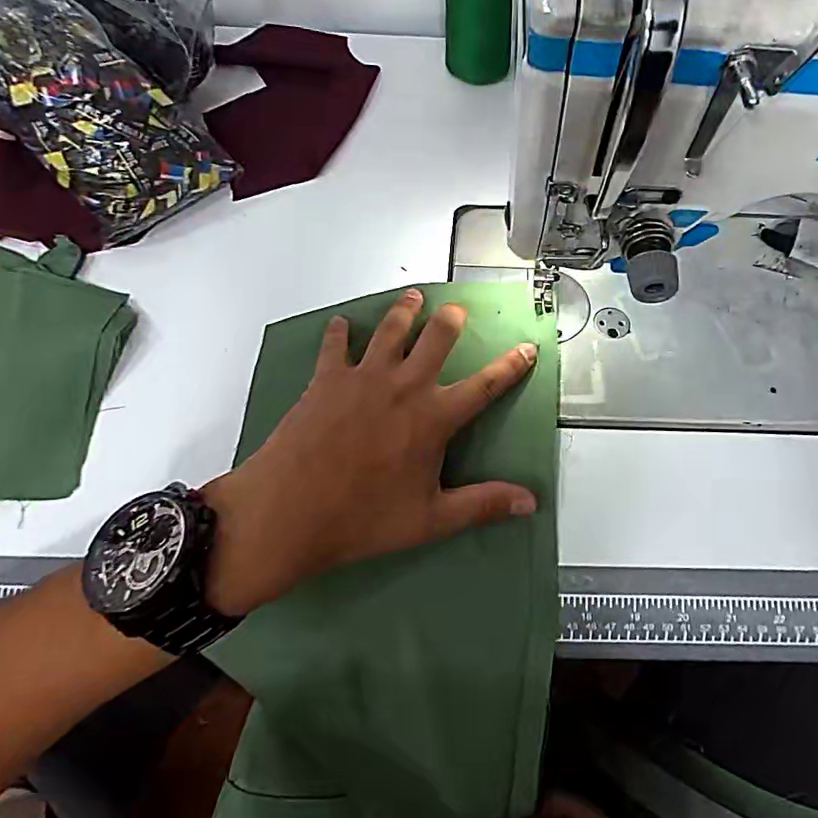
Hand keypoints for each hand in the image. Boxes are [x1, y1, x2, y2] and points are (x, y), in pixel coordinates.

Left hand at [201, 288, 540, 614]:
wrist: (287, 511)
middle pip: (436, 339)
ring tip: (414, 298)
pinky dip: (340, 332)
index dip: (510, 366)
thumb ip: (482, 505)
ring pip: (391, 330)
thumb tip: (529, 503)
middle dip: (451, 320)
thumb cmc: (361, 518)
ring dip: (405, 311)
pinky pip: (335, 345)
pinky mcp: (326, 380)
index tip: (526, 348)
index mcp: (433, 419)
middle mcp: (403, 387)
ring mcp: (362, 378)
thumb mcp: (430, 519)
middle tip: (457, 311)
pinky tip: (342, 324)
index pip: (485, 386)